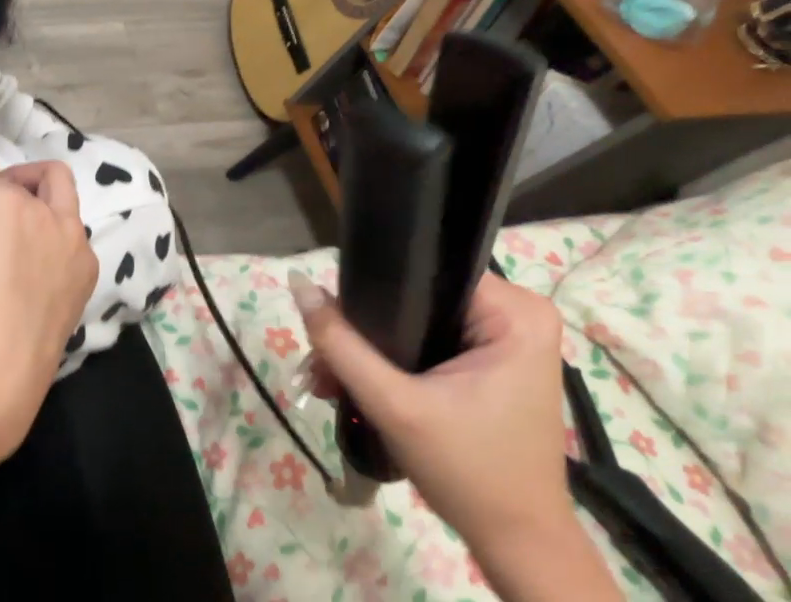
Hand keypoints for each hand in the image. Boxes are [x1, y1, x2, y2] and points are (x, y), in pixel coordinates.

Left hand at [0, 164, 95, 464]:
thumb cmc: (6, 357)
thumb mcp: (31, 317)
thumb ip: (28, 286)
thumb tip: (1, 282)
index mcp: (82, 272)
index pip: (66, 228)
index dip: (35, 227)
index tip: (5, 252)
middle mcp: (71, 236)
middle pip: (57, 180)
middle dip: (23, 184)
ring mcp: (40, 213)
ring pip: (16, 177)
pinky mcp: (4, 200)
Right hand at [292, 271, 571, 555]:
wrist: (516, 540)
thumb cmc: (468, 469)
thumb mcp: (392, 404)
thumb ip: (339, 342)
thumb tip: (297, 283)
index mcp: (514, 314)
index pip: (421, 272)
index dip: (368, 292)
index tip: (331, 324)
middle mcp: (516, 317)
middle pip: (412, 298)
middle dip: (359, 329)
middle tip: (320, 363)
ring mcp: (505, 342)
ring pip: (411, 322)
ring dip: (365, 349)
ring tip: (325, 378)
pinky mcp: (490, 365)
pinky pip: (424, 343)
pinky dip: (387, 361)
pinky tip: (350, 382)